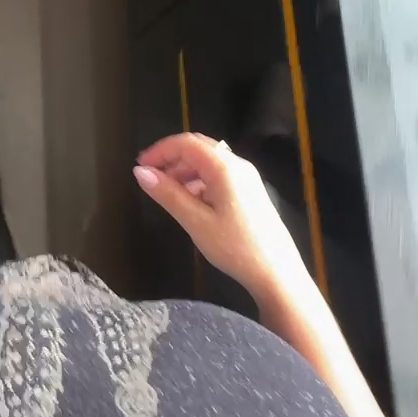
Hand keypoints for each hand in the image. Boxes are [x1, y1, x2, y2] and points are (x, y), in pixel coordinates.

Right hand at [132, 133, 308, 298]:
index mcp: (224, 167)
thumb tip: (140, 172)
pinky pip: (219, 174)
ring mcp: (246, 177)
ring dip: (184, 170)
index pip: (185, 143)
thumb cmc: (235, 248)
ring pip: (208, 161)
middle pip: (198, 147)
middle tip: (150, 176)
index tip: (140, 167)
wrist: (278, 273)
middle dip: (171, 157)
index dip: (160, 150)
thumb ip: (168, 194)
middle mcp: (237, 164)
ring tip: (167, 192)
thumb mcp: (196, 222)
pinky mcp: (250, 190)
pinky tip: (191, 201)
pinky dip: (199, 180)